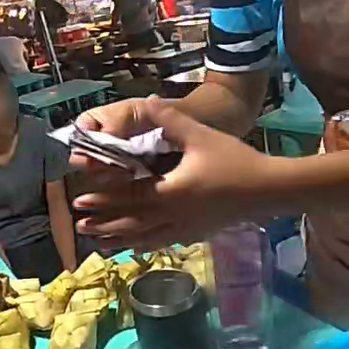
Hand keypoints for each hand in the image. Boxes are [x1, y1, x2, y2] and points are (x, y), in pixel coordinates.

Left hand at [72, 99, 282, 250]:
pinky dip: (147, 245)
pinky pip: (165, 242)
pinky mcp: (198, 233)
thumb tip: (146, 100)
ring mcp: (185, 228)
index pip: (128, 196)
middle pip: (132, 222)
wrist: (269, 190)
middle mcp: (173, 215)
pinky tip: (140, 248)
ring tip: (101, 244)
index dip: (103, 199)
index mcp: (169, 192)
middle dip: (105, 224)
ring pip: (146, 237)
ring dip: (121, 239)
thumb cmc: (235, 162)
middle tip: (80, 226)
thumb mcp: (200, 136)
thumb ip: (170, 119)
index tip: (80, 201)